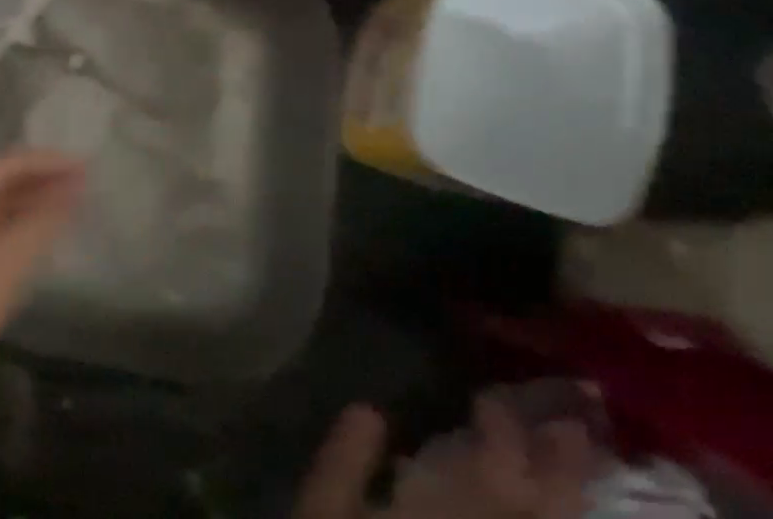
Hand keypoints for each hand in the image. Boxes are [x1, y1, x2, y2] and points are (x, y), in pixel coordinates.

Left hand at [0, 148, 83, 358]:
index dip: (42, 161)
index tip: (80, 165)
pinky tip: (40, 236)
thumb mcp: (14, 255)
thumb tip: (72, 185)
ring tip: (68, 204)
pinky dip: (19, 224)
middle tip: (80, 182)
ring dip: (30, 201)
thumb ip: (44, 218)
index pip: (4, 166)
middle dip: (39, 179)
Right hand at [295, 399, 593, 518]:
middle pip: (540, 503)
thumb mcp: (322, 514)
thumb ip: (343, 464)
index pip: (490, 467)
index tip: (488, 396)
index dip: (499, 428)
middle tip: (568, 420)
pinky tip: (558, 510)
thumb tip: (367, 409)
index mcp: (448, 516)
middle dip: (556, 459)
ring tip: (579, 454)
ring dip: (570, 492)